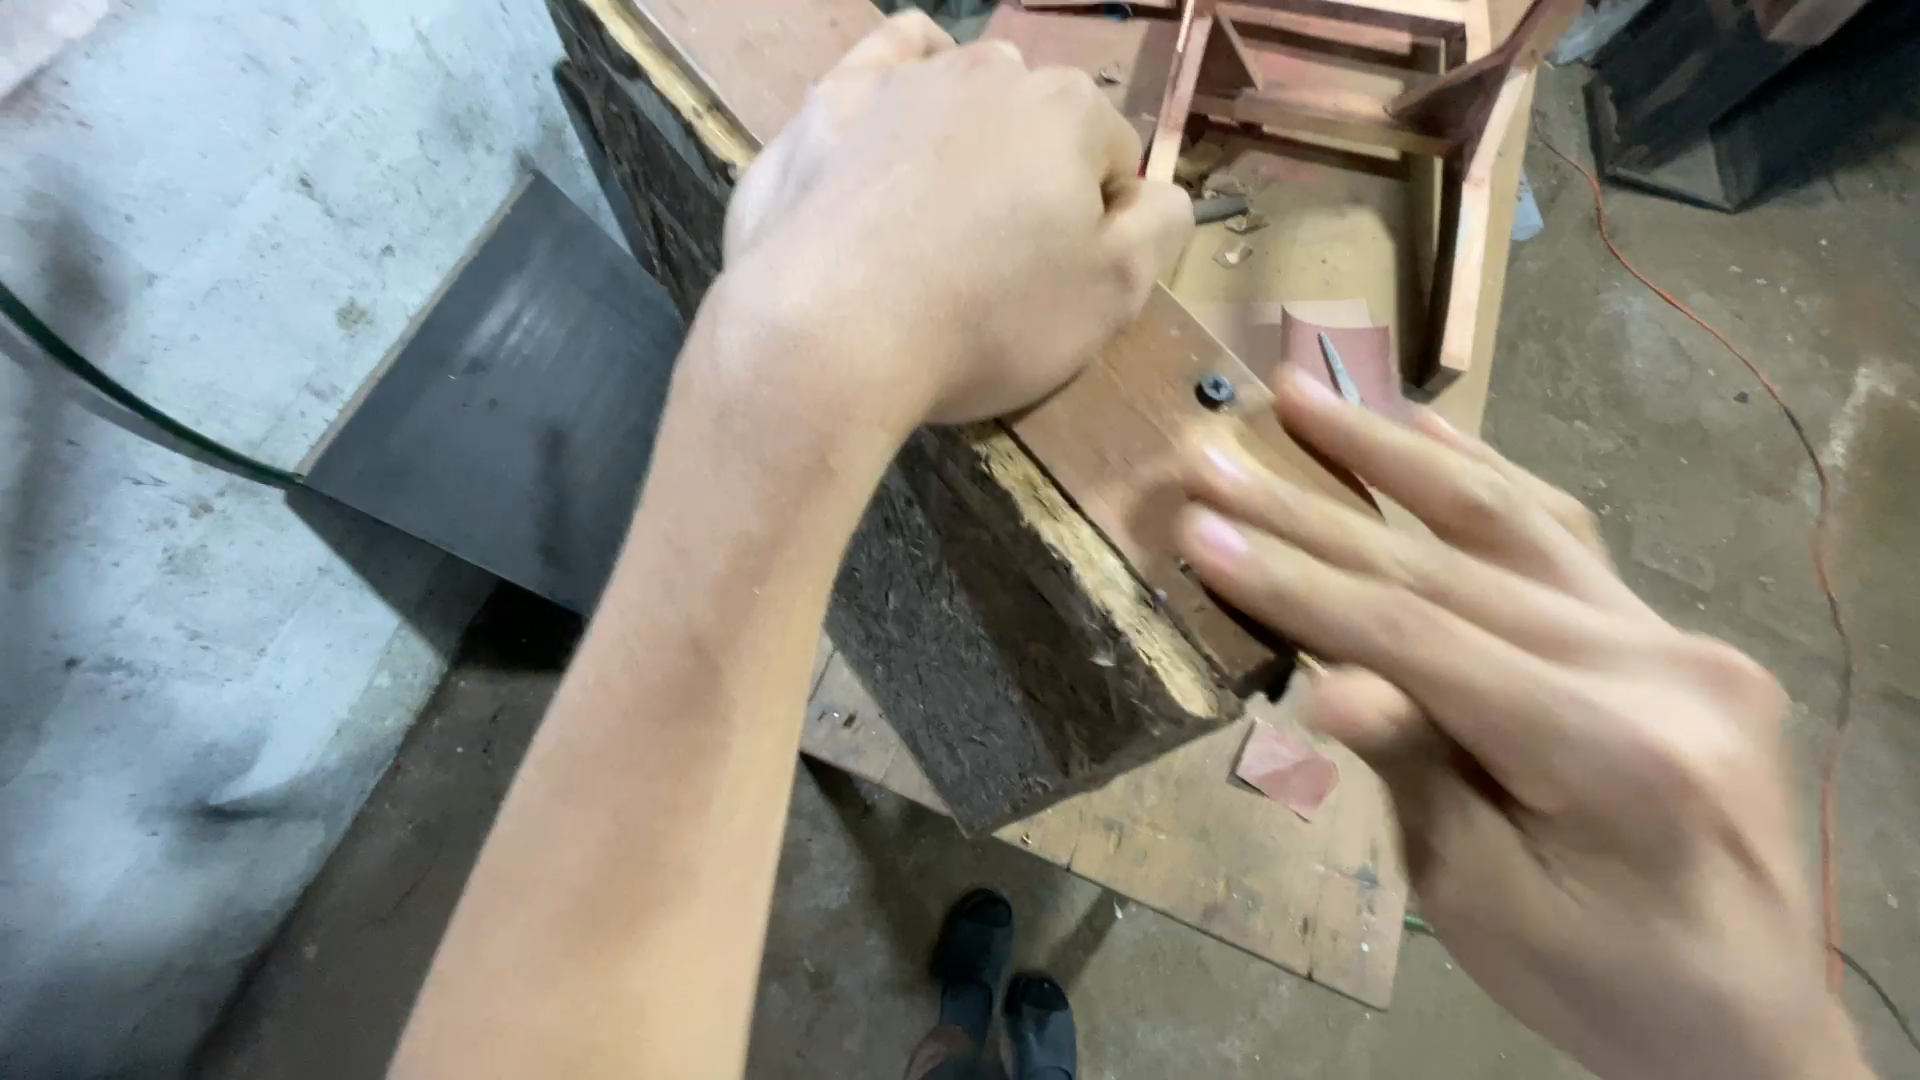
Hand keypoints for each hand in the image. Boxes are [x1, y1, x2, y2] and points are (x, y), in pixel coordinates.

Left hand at [719, 11, 1191, 423]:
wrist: (829, 337)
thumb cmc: (984, 323)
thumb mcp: (1110, 298)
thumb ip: (1159, 230)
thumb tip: (1153, 195)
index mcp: (1069, 112)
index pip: (1113, 165)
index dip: (1096, 231)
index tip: (1058, 287)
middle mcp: (988, 73)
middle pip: (1040, 129)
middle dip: (1035, 186)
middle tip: (997, 270)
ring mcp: (898, 83)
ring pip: (963, 103)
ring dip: (969, 151)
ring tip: (939, 226)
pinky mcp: (825, 109)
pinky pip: (882, 66)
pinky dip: (901, 88)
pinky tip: (897, 122)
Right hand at [1174, 370, 1868, 1079]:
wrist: (1743, 1018)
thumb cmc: (1590, 976)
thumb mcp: (1475, 894)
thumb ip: (1411, 766)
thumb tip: (1323, 686)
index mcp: (1609, 753)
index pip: (1415, 639)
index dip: (1296, 584)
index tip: (1203, 532)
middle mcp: (1651, 665)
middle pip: (1440, 568)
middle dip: (1306, 511)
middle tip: (1217, 461)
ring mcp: (1666, 631)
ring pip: (1503, 517)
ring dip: (1385, 448)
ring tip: (1301, 394)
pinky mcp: (1660, 626)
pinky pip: (1560, 532)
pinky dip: (1479, 472)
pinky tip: (1422, 423)